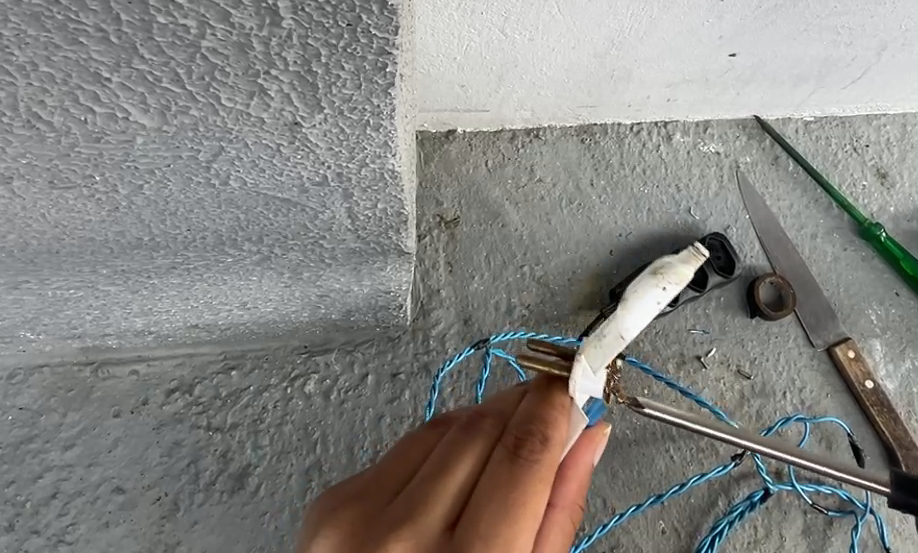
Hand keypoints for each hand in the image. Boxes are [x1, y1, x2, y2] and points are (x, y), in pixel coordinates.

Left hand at [301, 379, 610, 552]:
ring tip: (504, 440)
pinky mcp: (330, 505)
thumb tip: (587, 431)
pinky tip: (453, 470)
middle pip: (482, 430)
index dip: (553, 405)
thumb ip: (558, 514)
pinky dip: (437, 448)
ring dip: (481, 423)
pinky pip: (403, 448)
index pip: (524, 454)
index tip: (570, 381)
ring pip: (442, 427)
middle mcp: (408, 541)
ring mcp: (359, 518)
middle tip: (548, 401)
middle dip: (521, 405)